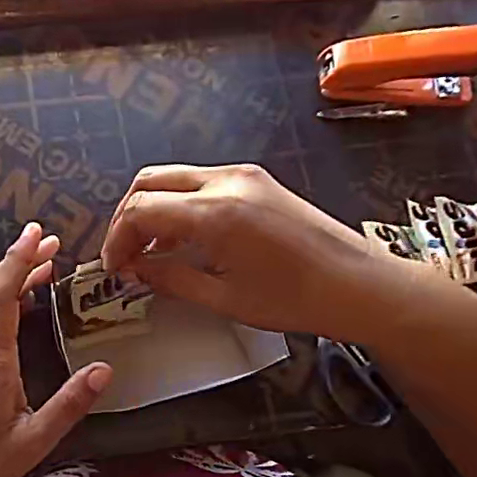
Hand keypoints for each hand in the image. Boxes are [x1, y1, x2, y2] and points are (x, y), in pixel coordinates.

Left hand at [0, 222, 112, 476]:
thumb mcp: (36, 439)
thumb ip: (69, 405)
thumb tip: (104, 369)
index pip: (0, 298)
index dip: (17, 262)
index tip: (35, 235)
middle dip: (17, 259)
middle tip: (48, 239)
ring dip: (10, 276)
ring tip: (44, 260)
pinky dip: (3, 296)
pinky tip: (24, 299)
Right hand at [99, 163, 435, 342]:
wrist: (363, 286)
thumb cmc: (294, 299)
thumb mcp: (221, 297)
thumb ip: (168, 278)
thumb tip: (133, 271)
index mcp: (216, 212)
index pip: (139, 209)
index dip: (116, 239)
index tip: (113, 269)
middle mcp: (226, 181)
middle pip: (149, 182)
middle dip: (126, 218)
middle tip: (124, 255)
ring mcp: (244, 176)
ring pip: (172, 178)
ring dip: (150, 210)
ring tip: (149, 252)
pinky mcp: (256, 181)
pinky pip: (198, 183)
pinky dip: (176, 206)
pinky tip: (179, 240)